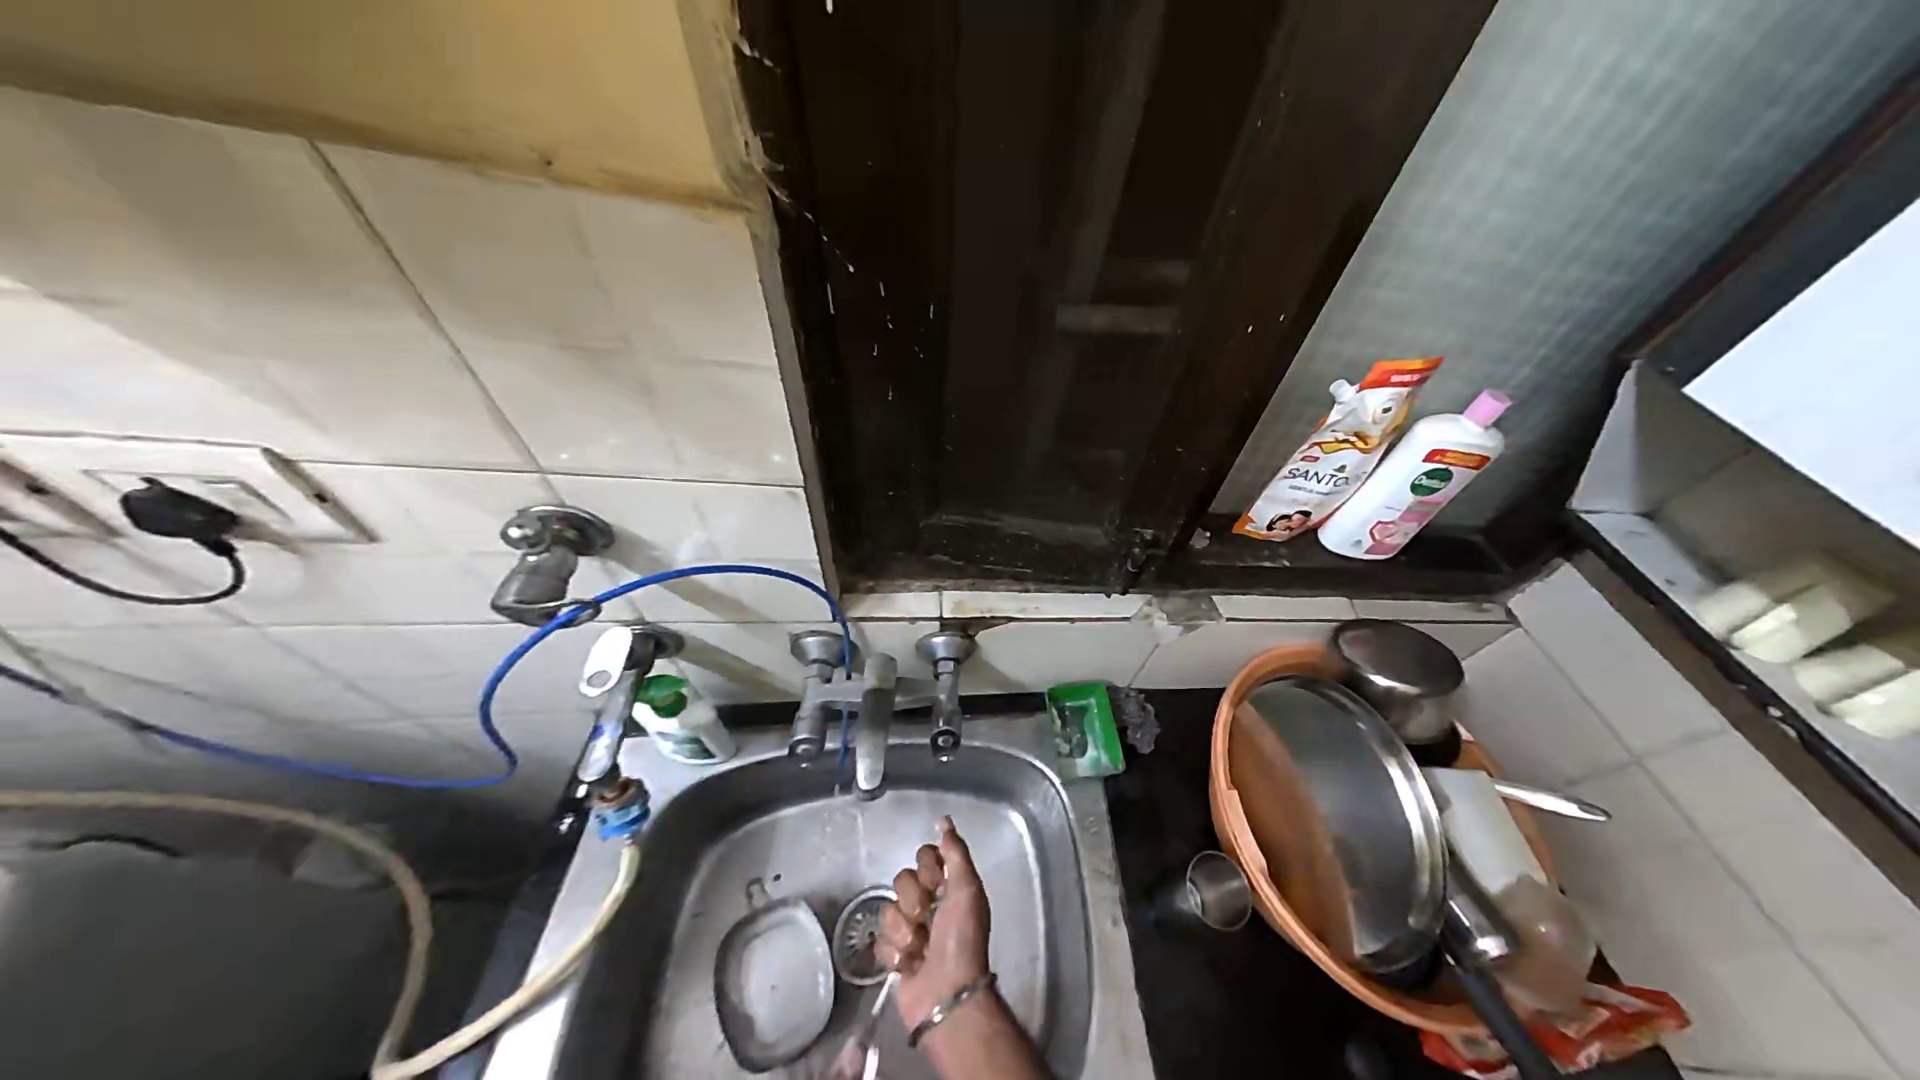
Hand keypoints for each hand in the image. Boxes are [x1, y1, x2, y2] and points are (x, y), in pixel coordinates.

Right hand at [875, 815, 990, 1029]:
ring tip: (918, 949)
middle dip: (912, 901)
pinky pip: (881, 941)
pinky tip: (909, 965)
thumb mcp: (967, 889)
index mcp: (949, 886)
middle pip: (902, 880)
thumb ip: (955, 851)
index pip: (924, 857)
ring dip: (904, 932)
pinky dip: (895, 954)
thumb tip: (944, 820)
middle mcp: (929, 904)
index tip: (937, 884)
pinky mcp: (894, 955)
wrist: (946, 993)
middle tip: (926, 918)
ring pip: (888, 911)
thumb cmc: (961, 938)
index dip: (927, 868)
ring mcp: (910, 930)